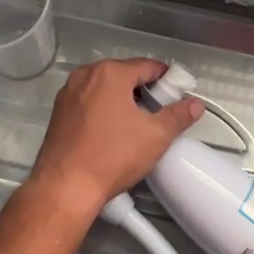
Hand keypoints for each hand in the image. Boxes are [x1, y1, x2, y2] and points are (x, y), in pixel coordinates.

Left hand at [26, 57, 203, 213]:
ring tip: (137, 126)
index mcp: (110, 73)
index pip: (148, 66)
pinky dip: (104, 110)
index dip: (168, 80)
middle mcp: (85, 75)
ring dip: (123, 101)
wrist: (65, 187)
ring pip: (105, 89)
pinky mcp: (58, 112)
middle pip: (125, 75)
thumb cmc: (113, 156)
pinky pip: (89, 102)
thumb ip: (179, 116)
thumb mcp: (156, 136)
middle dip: (144, 92)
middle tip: (159, 115)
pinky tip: (112, 133)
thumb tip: (196, 105)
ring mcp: (68, 93)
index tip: (178, 97)